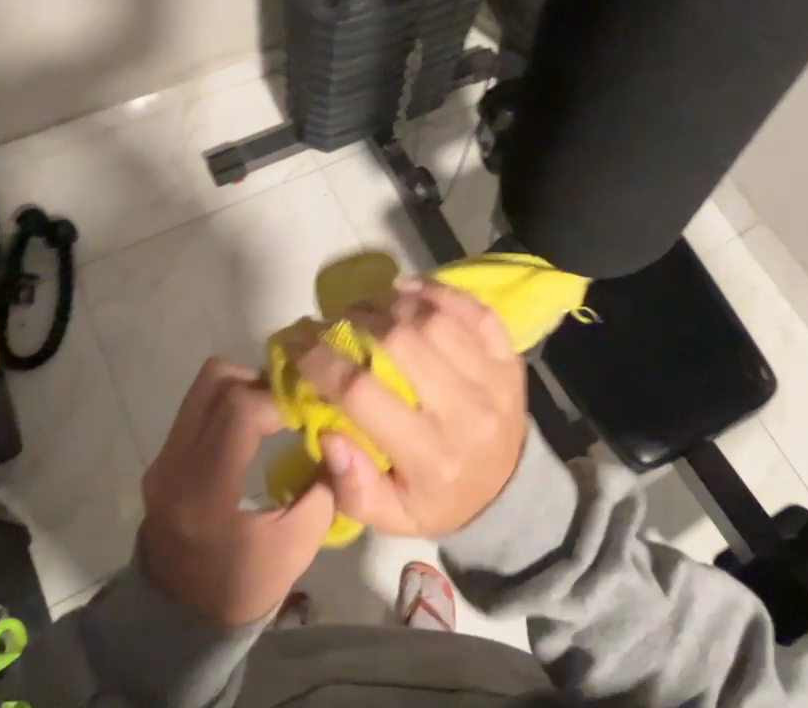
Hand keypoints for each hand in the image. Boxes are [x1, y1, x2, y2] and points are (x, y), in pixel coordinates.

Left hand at [138, 358, 337, 624]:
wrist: (178, 621)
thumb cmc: (241, 587)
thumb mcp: (296, 547)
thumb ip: (324, 490)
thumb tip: (339, 441)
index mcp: (205, 487)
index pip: (241, 409)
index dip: (282, 399)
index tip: (311, 412)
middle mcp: (175, 462)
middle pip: (215, 381)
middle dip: (262, 383)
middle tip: (293, 403)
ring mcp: (162, 458)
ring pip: (202, 388)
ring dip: (243, 388)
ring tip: (275, 413)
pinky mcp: (162, 460)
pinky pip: (196, 409)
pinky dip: (228, 405)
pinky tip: (255, 430)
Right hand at [295, 277, 525, 536]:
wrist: (508, 494)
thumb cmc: (438, 500)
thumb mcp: (392, 516)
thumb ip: (353, 487)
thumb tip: (327, 435)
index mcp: (431, 459)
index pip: (363, 394)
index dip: (321, 361)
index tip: (296, 343)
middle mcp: (466, 414)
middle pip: (401, 342)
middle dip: (357, 321)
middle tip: (334, 319)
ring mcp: (494, 381)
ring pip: (435, 320)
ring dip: (392, 302)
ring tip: (367, 306)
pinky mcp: (510, 359)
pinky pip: (476, 311)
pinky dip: (438, 291)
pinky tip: (407, 290)